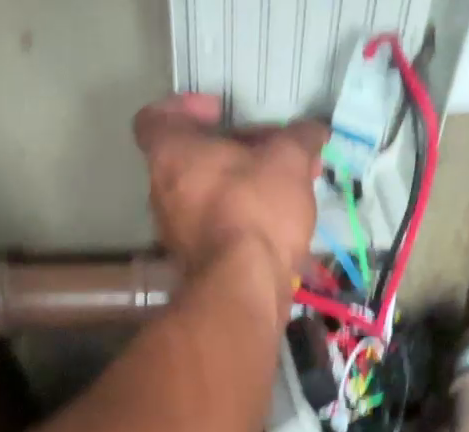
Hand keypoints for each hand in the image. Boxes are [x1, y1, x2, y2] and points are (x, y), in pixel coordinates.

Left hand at [133, 94, 326, 280]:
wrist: (243, 287)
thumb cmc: (255, 209)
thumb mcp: (288, 161)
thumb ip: (300, 139)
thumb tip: (313, 131)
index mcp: (170, 154)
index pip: (156, 118)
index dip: (184, 108)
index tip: (219, 112)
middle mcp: (161, 192)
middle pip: (192, 159)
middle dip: (232, 152)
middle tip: (272, 152)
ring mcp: (175, 234)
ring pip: (206, 196)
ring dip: (239, 187)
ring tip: (283, 189)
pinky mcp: (195, 266)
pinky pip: (215, 229)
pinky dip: (239, 220)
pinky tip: (275, 224)